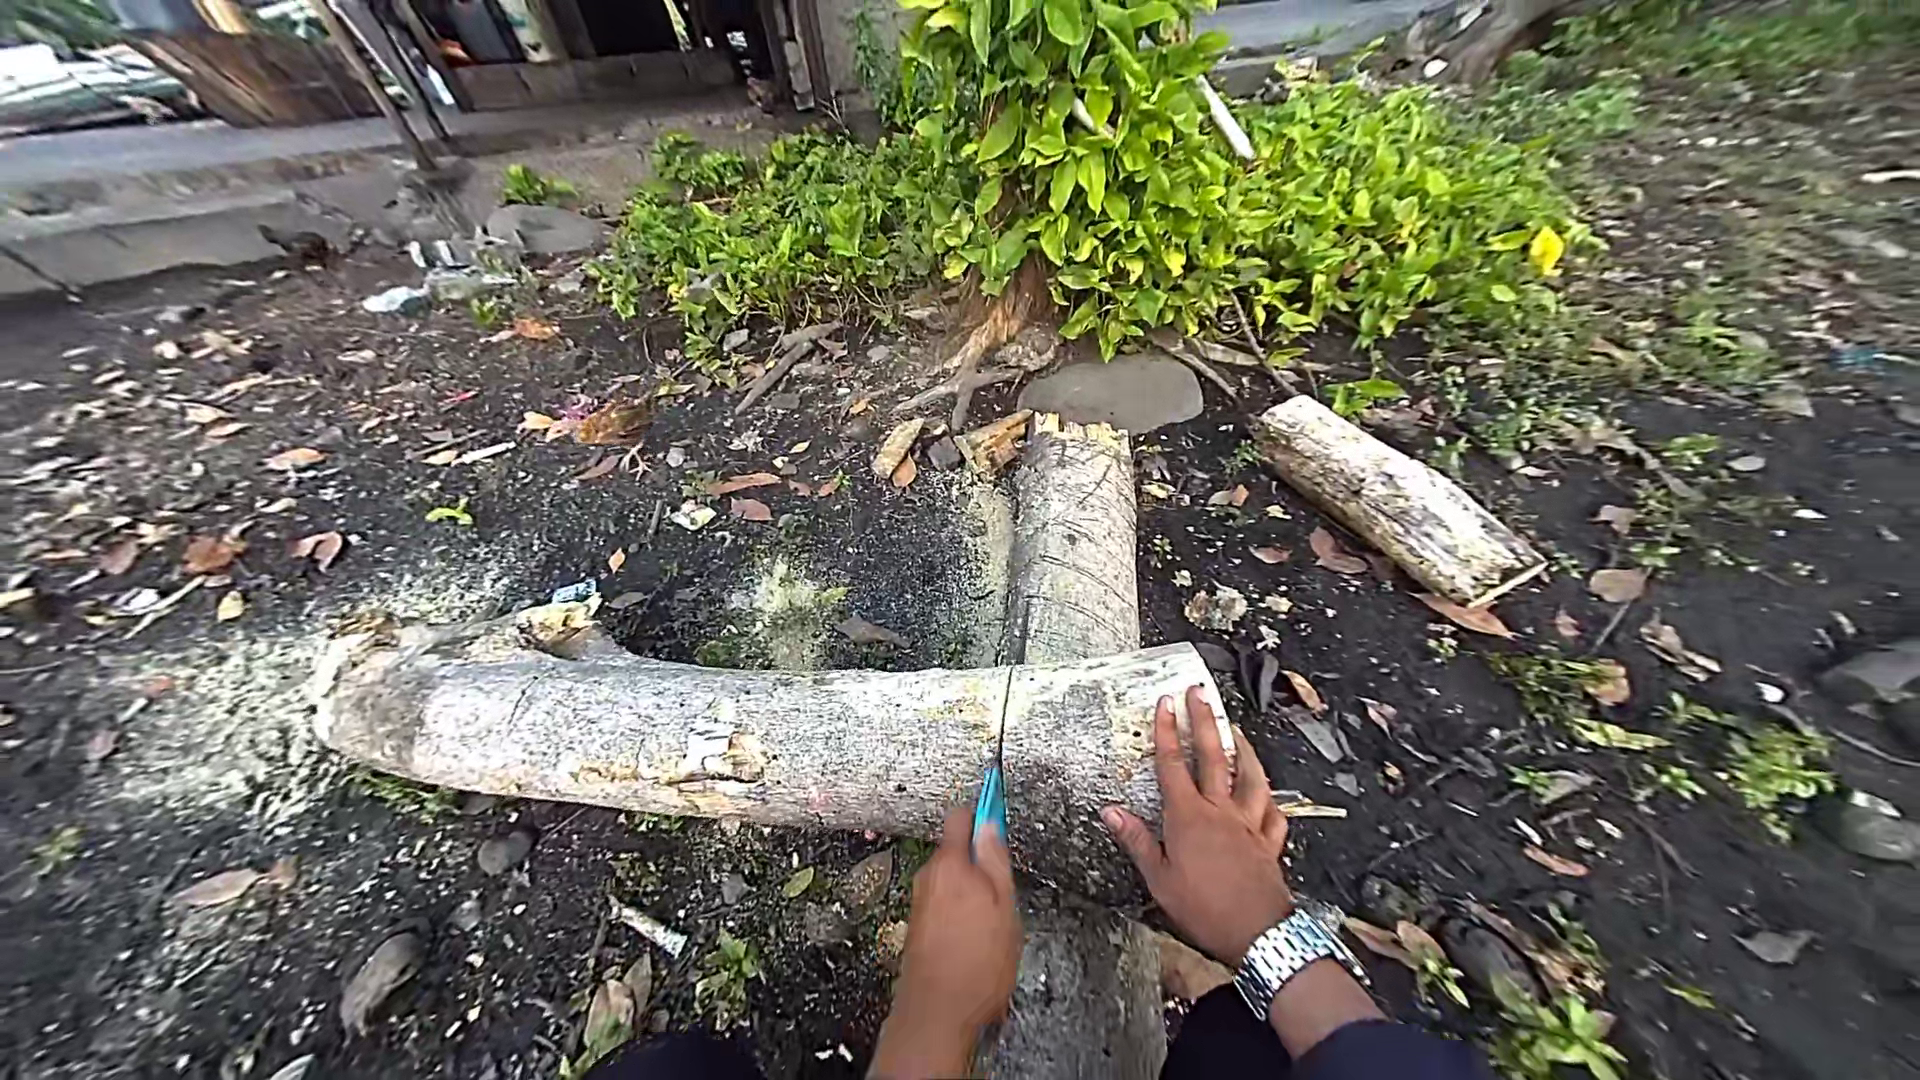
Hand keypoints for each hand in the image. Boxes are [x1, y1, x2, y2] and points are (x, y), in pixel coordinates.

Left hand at [869, 803, 1020, 1077]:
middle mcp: (930, 874)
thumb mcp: (1003, 905)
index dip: (982, 810)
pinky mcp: (919, 921)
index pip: (961, 815)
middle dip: (979, 859)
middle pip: (956, 846)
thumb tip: (991, 823)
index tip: (996, 808)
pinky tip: (974, 936)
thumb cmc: (974, 963)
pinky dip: (959, 907)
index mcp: (951, 862)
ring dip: (970, 886)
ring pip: (952, 875)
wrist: (936, 1014)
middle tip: (1002, 885)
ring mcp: (921, 898)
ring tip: (990, 920)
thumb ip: (996, 858)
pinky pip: (944, 899)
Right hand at [1102, 685, 1293, 965]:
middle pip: (1211, 756)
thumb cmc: (1204, 908)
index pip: (1172, 763)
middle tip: (1199, 693)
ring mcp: (1247, 823)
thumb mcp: (1159, 878)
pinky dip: (1269, 796)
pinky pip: (1272, 811)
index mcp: (1188, 816)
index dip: (1166, 730)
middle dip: (1203, 720)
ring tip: (1236, 728)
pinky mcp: (1268, 842)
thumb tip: (1109, 811)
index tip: (1164, 703)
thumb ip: (1135, 839)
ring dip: (1242, 748)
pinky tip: (1266, 789)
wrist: (1259, 937)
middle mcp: (1220, 811)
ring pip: (1248, 776)